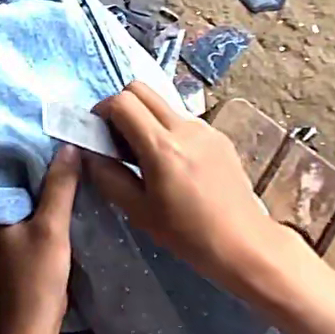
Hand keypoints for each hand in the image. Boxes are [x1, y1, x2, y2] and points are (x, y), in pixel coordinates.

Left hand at [0, 146, 80, 333]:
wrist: (36, 324)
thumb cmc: (37, 274)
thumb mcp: (52, 226)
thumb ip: (60, 187)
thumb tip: (69, 146)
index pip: (8, 167)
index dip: (27, 148)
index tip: (49, 128)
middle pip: (21, 181)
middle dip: (41, 163)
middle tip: (66, 137)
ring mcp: (10, 231)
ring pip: (31, 196)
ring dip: (48, 182)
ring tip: (71, 156)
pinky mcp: (24, 242)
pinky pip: (37, 211)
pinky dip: (50, 201)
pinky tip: (69, 190)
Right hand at [85, 83, 317, 297]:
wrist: (244, 244)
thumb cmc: (188, 235)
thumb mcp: (138, 212)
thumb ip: (108, 177)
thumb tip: (90, 152)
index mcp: (162, 147)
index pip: (122, 102)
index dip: (102, 111)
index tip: (97, 133)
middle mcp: (184, 128)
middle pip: (141, 89)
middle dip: (121, 106)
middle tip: (116, 138)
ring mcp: (205, 129)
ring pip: (162, 104)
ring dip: (145, 119)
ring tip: (146, 157)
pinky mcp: (219, 136)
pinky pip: (183, 120)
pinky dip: (167, 131)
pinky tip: (173, 165)